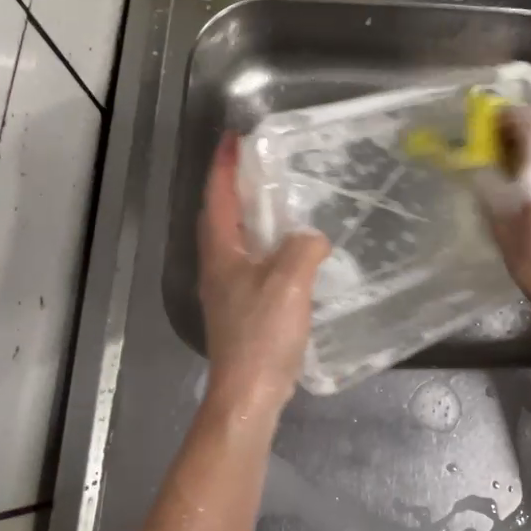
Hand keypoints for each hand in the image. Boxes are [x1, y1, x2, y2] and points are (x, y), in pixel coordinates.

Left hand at [198, 134, 330, 413]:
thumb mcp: (289, 281)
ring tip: (282, 198)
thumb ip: (303, 247)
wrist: (249, 394)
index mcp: (221, 252)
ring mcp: (229, 289)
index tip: (235, 136)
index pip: (218, 196)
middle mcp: (218, 266)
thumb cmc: (262, 334)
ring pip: (238, 239)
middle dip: (237, 185)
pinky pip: (256, 262)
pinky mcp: (244, 308)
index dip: (224, 165)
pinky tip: (296, 249)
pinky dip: (270, 244)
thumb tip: (312, 237)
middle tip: (263, 162)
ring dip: (254, 215)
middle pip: (222, 215)